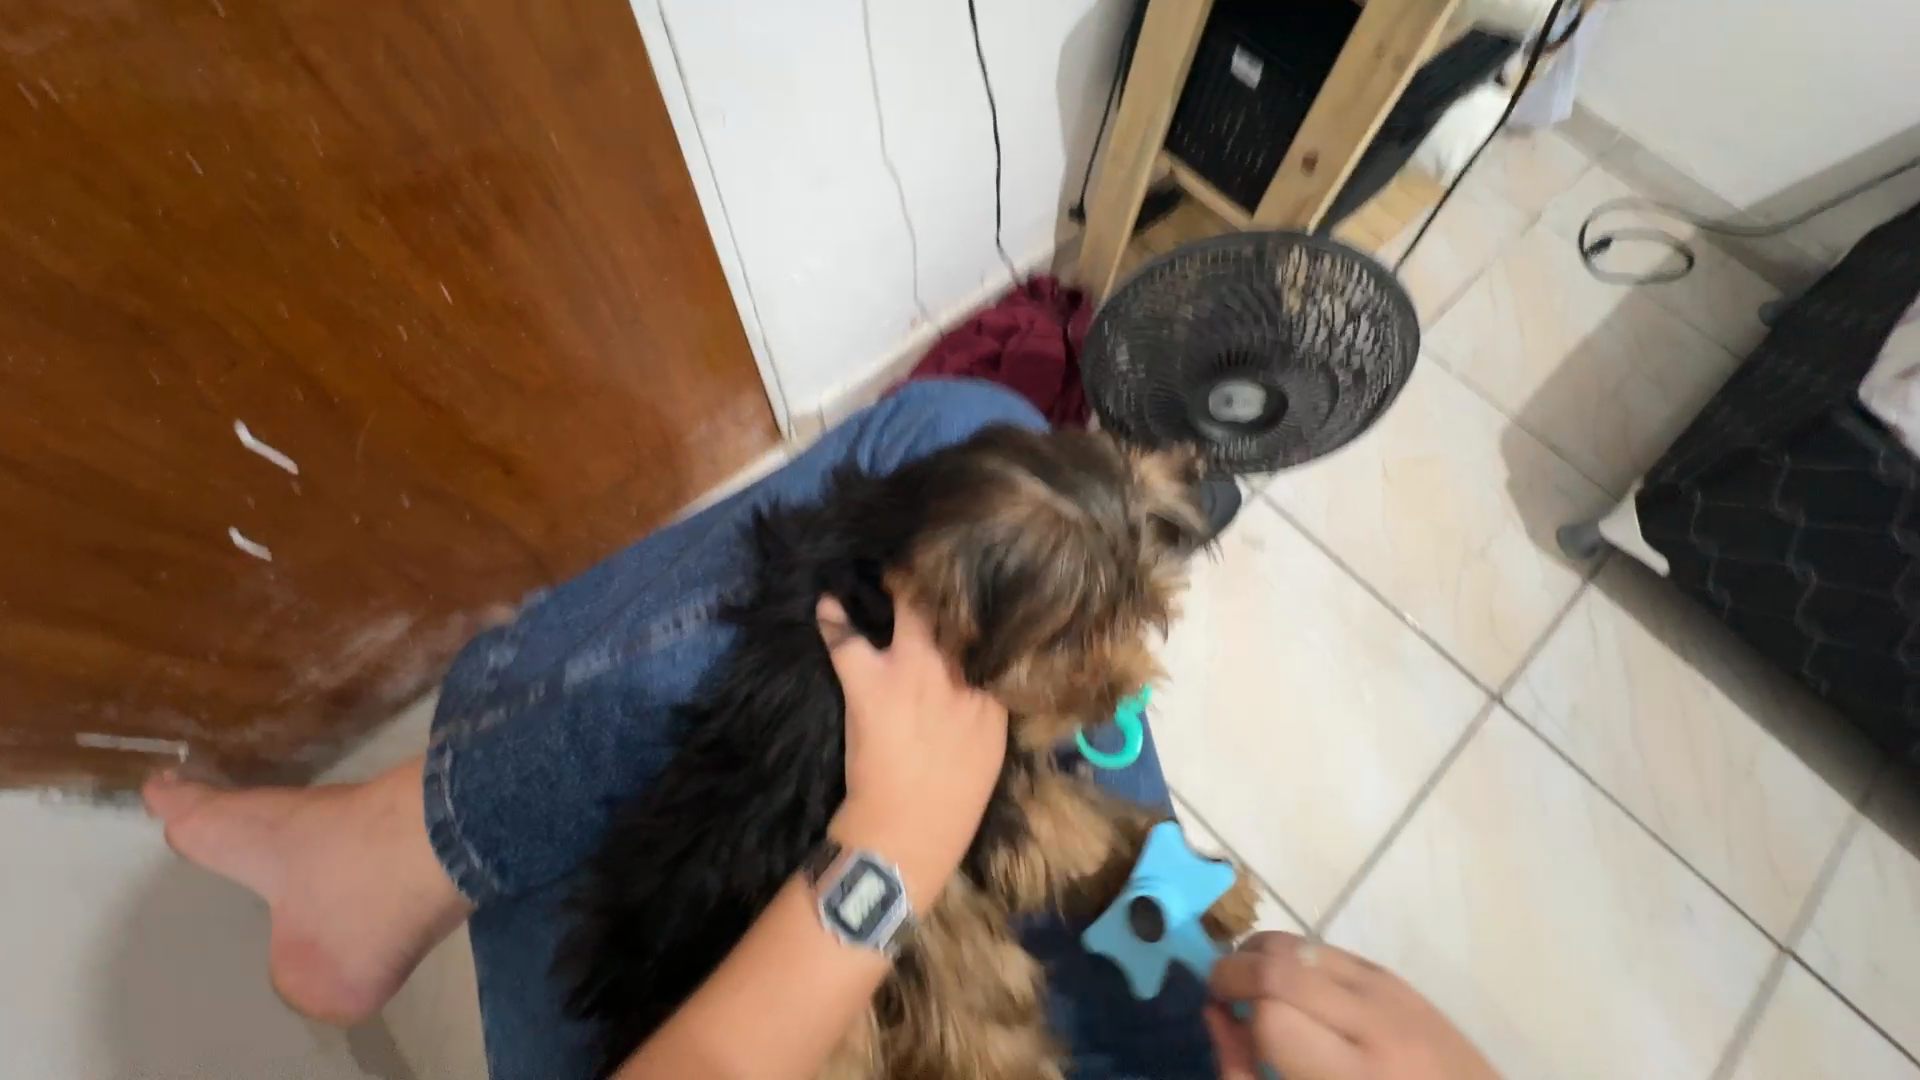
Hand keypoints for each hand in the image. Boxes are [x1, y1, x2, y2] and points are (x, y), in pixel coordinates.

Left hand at [817, 595, 1009, 908]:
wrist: (909, 826)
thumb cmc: (957, 793)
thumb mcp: (992, 741)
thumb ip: (991, 697)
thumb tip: (984, 664)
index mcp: (986, 686)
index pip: (986, 630)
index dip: (976, 605)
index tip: (970, 587)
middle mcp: (954, 669)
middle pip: (952, 609)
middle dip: (941, 583)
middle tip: (928, 566)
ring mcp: (910, 672)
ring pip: (906, 611)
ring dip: (895, 588)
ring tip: (885, 570)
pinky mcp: (869, 683)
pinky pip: (846, 641)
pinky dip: (833, 618)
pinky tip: (826, 600)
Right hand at [1204, 932, 1500, 1079]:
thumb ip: (1249, 1078)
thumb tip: (1216, 1018)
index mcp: (1361, 1077)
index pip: (1271, 1018)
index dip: (1236, 1021)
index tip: (1224, 1030)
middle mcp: (1377, 1025)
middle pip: (1276, 966)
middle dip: (1231, 974)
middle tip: (1220, 996)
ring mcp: (1390, 992)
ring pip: (1295, 942)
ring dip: (1255, 955)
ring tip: (1249, 984)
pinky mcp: (1395, 978)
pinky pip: (1324, 948)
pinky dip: (1290, 958)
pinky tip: (1288, 984)